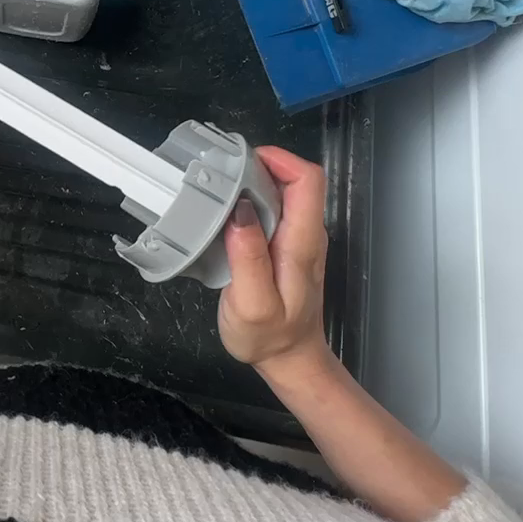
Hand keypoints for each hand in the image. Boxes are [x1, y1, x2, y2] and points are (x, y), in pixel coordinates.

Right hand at [217, 146, 333, 379]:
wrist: (290, 361)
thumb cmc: (268, 337)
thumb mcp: (252, 303)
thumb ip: (248, 257)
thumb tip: (242, 209)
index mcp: (302, 243)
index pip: (308, 181)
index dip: (279, 159)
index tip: (240, 160)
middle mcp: (306, 234)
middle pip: (295, 180)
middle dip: (257, 165)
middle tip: (215, 172)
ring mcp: (297, 238)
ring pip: (283, 191)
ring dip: (250, 180)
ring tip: (214, 186)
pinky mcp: (283, 244)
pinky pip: (272, 207)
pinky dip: (248, 198)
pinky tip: (222, 209)